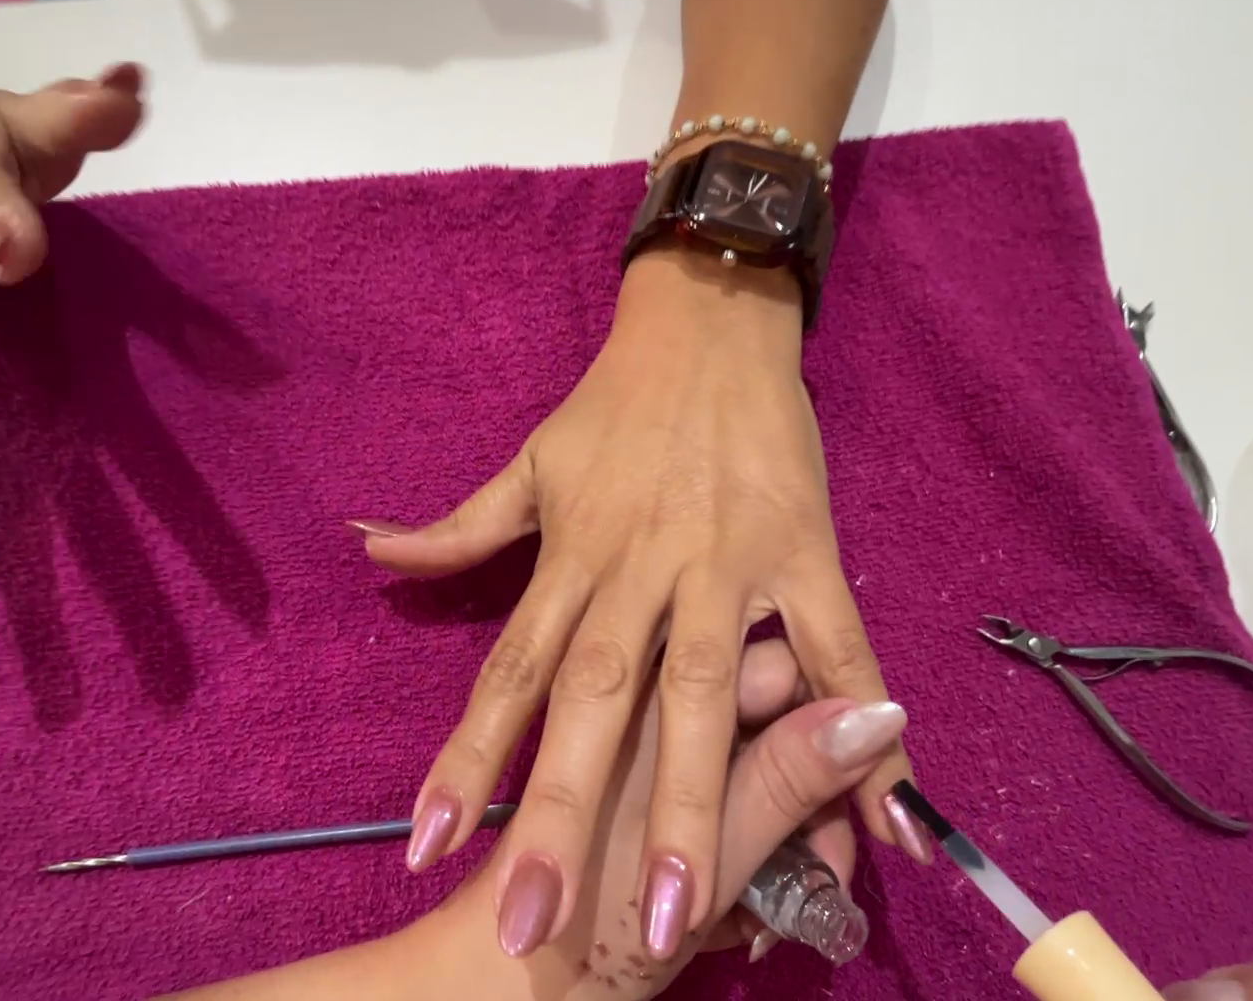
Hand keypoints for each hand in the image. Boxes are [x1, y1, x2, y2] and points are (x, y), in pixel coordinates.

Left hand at [358, 248, 922, 961]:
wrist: (709, 325)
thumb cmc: (614, 405)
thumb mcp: (529, 463)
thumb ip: (457, 525)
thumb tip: (369, 549)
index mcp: (573, 555)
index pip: (511, 670)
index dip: (466, 756)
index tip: (427, 845)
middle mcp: (641, 571)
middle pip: (596, 701)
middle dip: (564, 815)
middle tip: (536, 927)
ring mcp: (726, 565)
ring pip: (707, 694)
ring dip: (696, 805)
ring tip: (682, 917)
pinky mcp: (806, 552)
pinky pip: (838, 653)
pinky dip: (866, 738)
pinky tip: (884, 832)